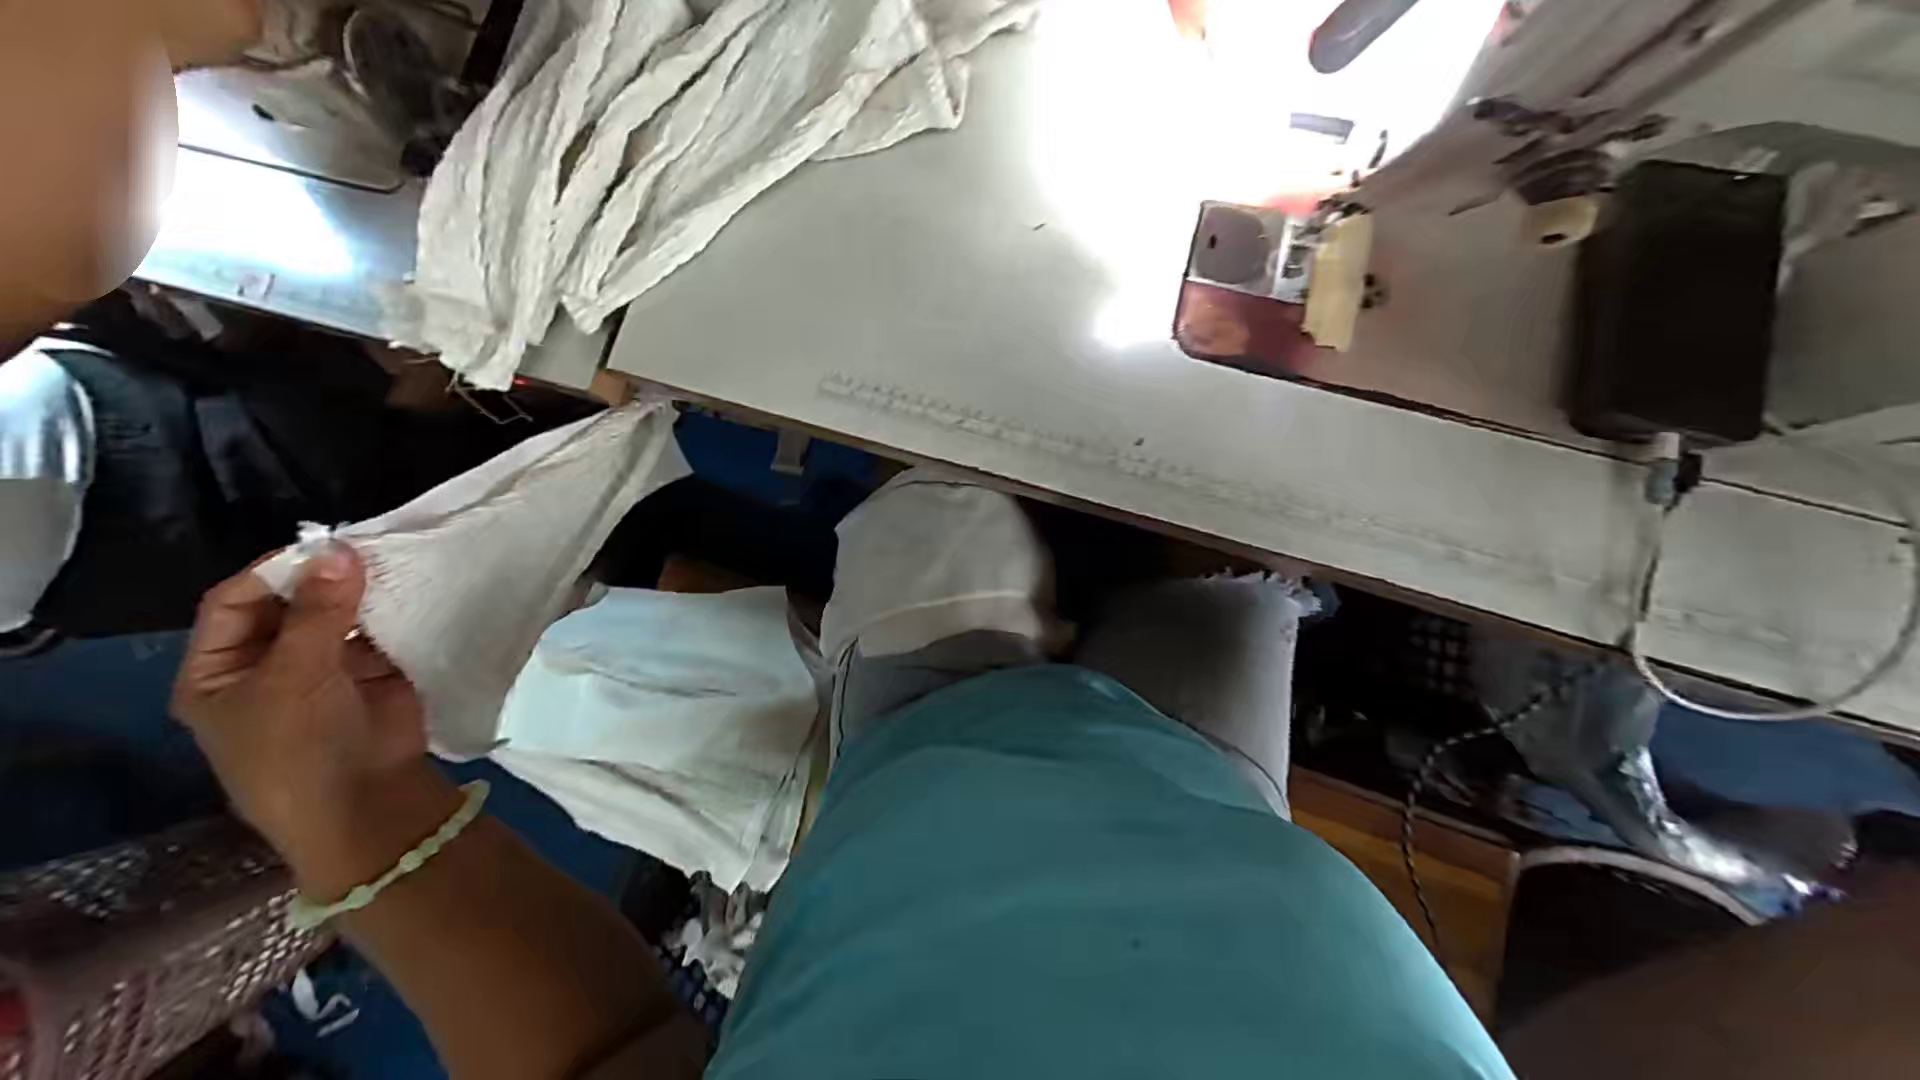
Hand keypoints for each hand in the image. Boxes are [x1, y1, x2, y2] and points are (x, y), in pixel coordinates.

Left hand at [173, 543, 458, 896]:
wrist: (364, 798)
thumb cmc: (298, 746)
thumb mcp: (294, 677)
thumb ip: (317, 611)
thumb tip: (339, 549)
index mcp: (220, 669)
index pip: (234, 602)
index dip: (272, 572)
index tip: (322, 546)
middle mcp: (270, 663)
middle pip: (292, 604)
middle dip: (325, 578)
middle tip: (367, 548)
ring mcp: (326, 667)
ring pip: (341, 615)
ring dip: (364, 593)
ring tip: (395, 564)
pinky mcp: (376, 671)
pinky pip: (382, 632)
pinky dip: (396, 612)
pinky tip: (415, 592)